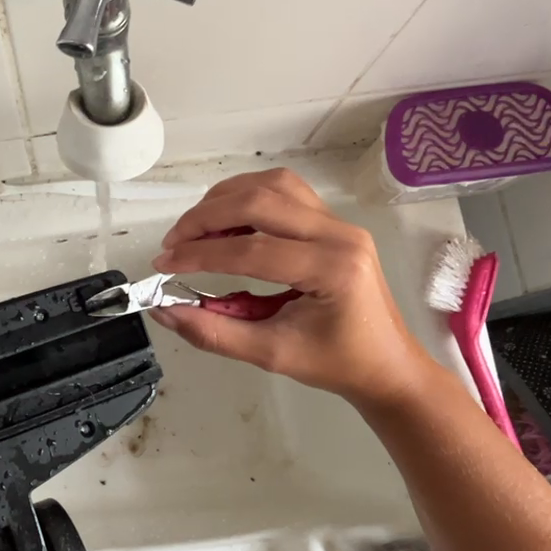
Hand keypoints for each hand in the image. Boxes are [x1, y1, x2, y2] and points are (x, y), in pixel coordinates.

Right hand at [150, 168, 440, 411]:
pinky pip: (284, 191)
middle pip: (260, 201)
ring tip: (194, 229)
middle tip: (172, 243)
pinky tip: (225, 221)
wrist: (387, 365)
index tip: (162, 266)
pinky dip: (247, 196)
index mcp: (331, 270)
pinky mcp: (332, 221)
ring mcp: (339, 223)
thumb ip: (213, 332)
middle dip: (206, 218)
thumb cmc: (336, 364)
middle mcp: (339, 235)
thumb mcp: (271, 354)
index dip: (199, 255)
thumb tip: (162, 310)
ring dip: (225, 198)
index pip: (251, 250)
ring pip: (272, 185)